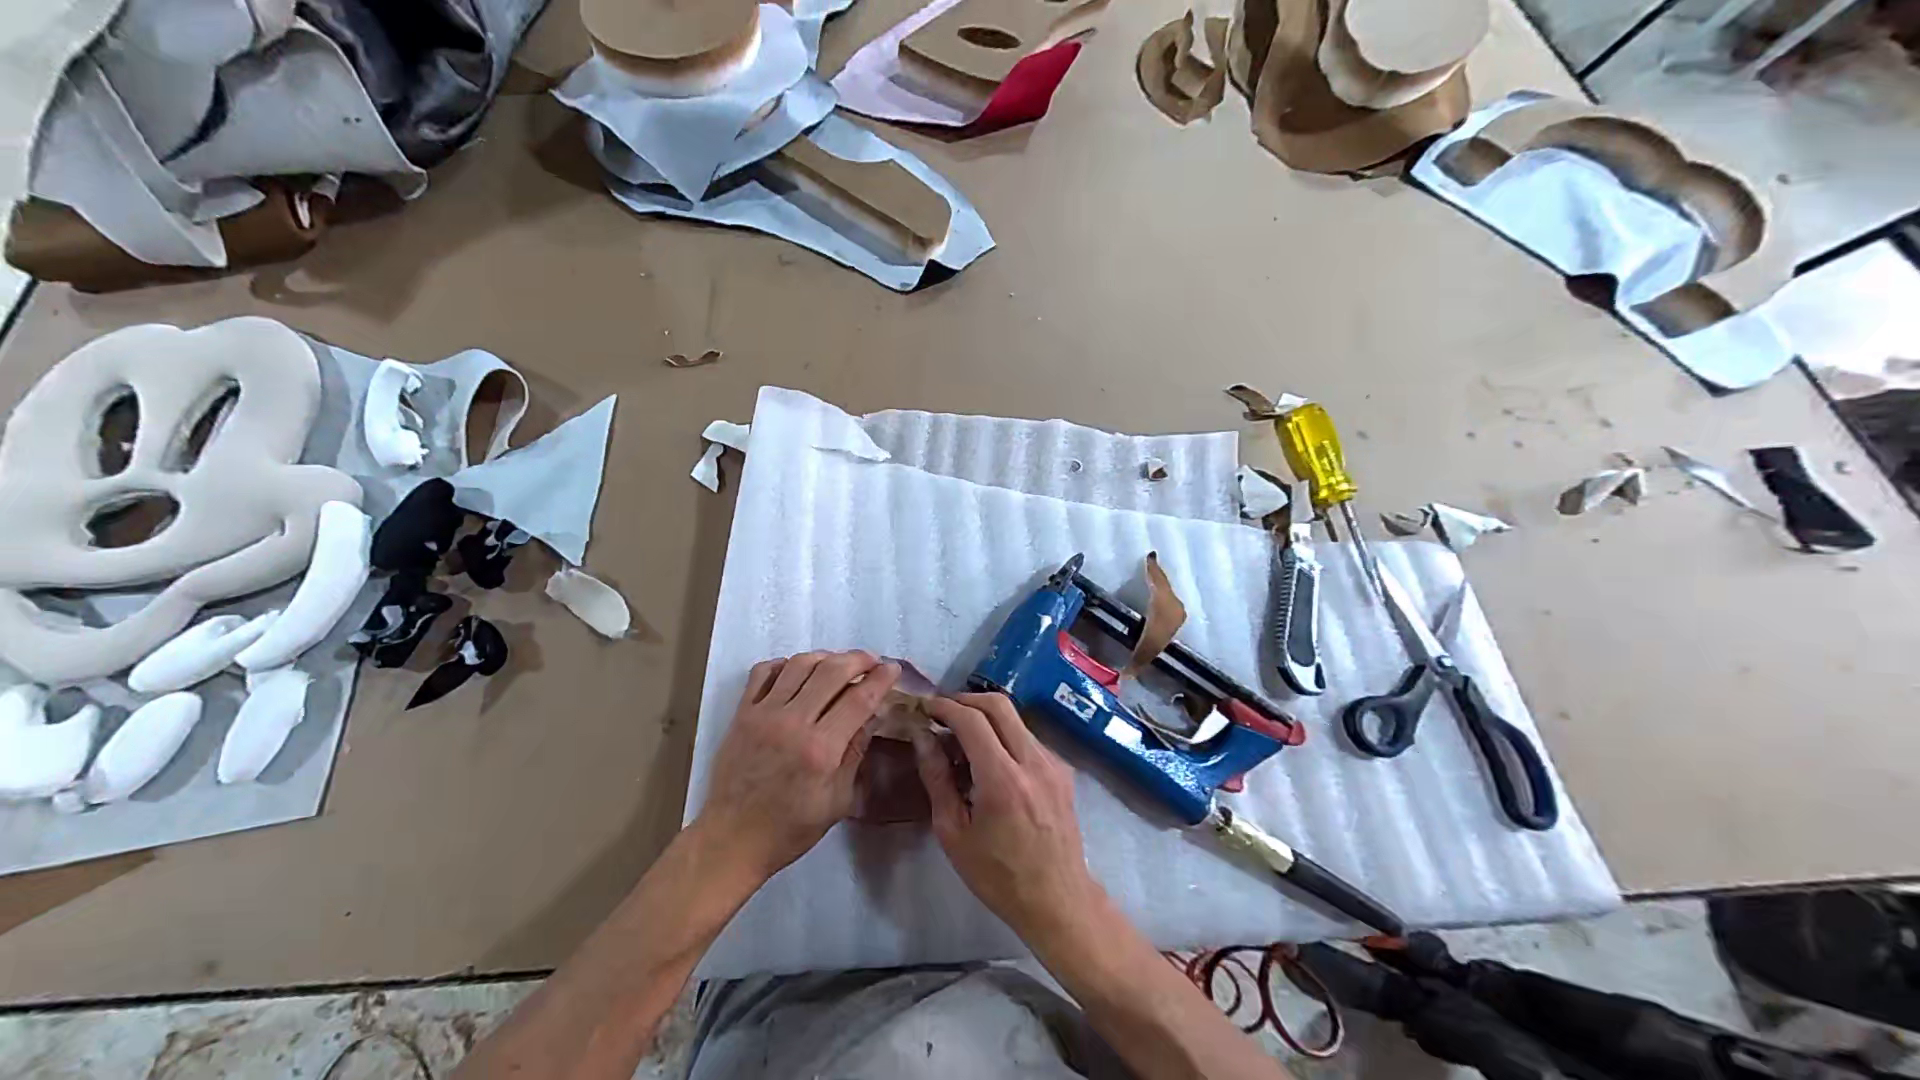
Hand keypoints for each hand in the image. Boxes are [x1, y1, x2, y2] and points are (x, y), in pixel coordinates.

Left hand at [695, 650, 899, 882]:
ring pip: (799, 665)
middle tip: (872, 661)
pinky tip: (797, 670)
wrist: (733, 838)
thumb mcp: (837, 800)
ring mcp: (763, 714)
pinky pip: (763, 672)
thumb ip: (855, 753)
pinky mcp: (741, 714)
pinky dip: (784, 664)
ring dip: (825, 657)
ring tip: (838, 662)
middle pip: (832, 672)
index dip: (880, 679)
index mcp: (821, 749)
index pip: (859, 699)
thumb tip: (873, 716)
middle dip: (858, 660)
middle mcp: (793, 723)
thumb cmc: (791, 828)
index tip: (893, 668)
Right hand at [913, 692, 1102, 940]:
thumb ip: (937, 779)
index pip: (972, 720)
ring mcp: (1054, 763)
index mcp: (1003, 780)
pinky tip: (990, 763)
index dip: (945, 707)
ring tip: (962, 743)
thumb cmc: (998, 875)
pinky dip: (1005, 737)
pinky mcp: (1063, 770)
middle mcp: (1033, 761)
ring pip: (1015, 720)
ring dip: (986, 719)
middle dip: (966, 700)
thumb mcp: (953, 833)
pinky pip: (1028, 739)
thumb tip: (922, 738)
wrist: (1058, 900)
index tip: (925, 708)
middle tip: (942, 714)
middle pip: (999, 705)